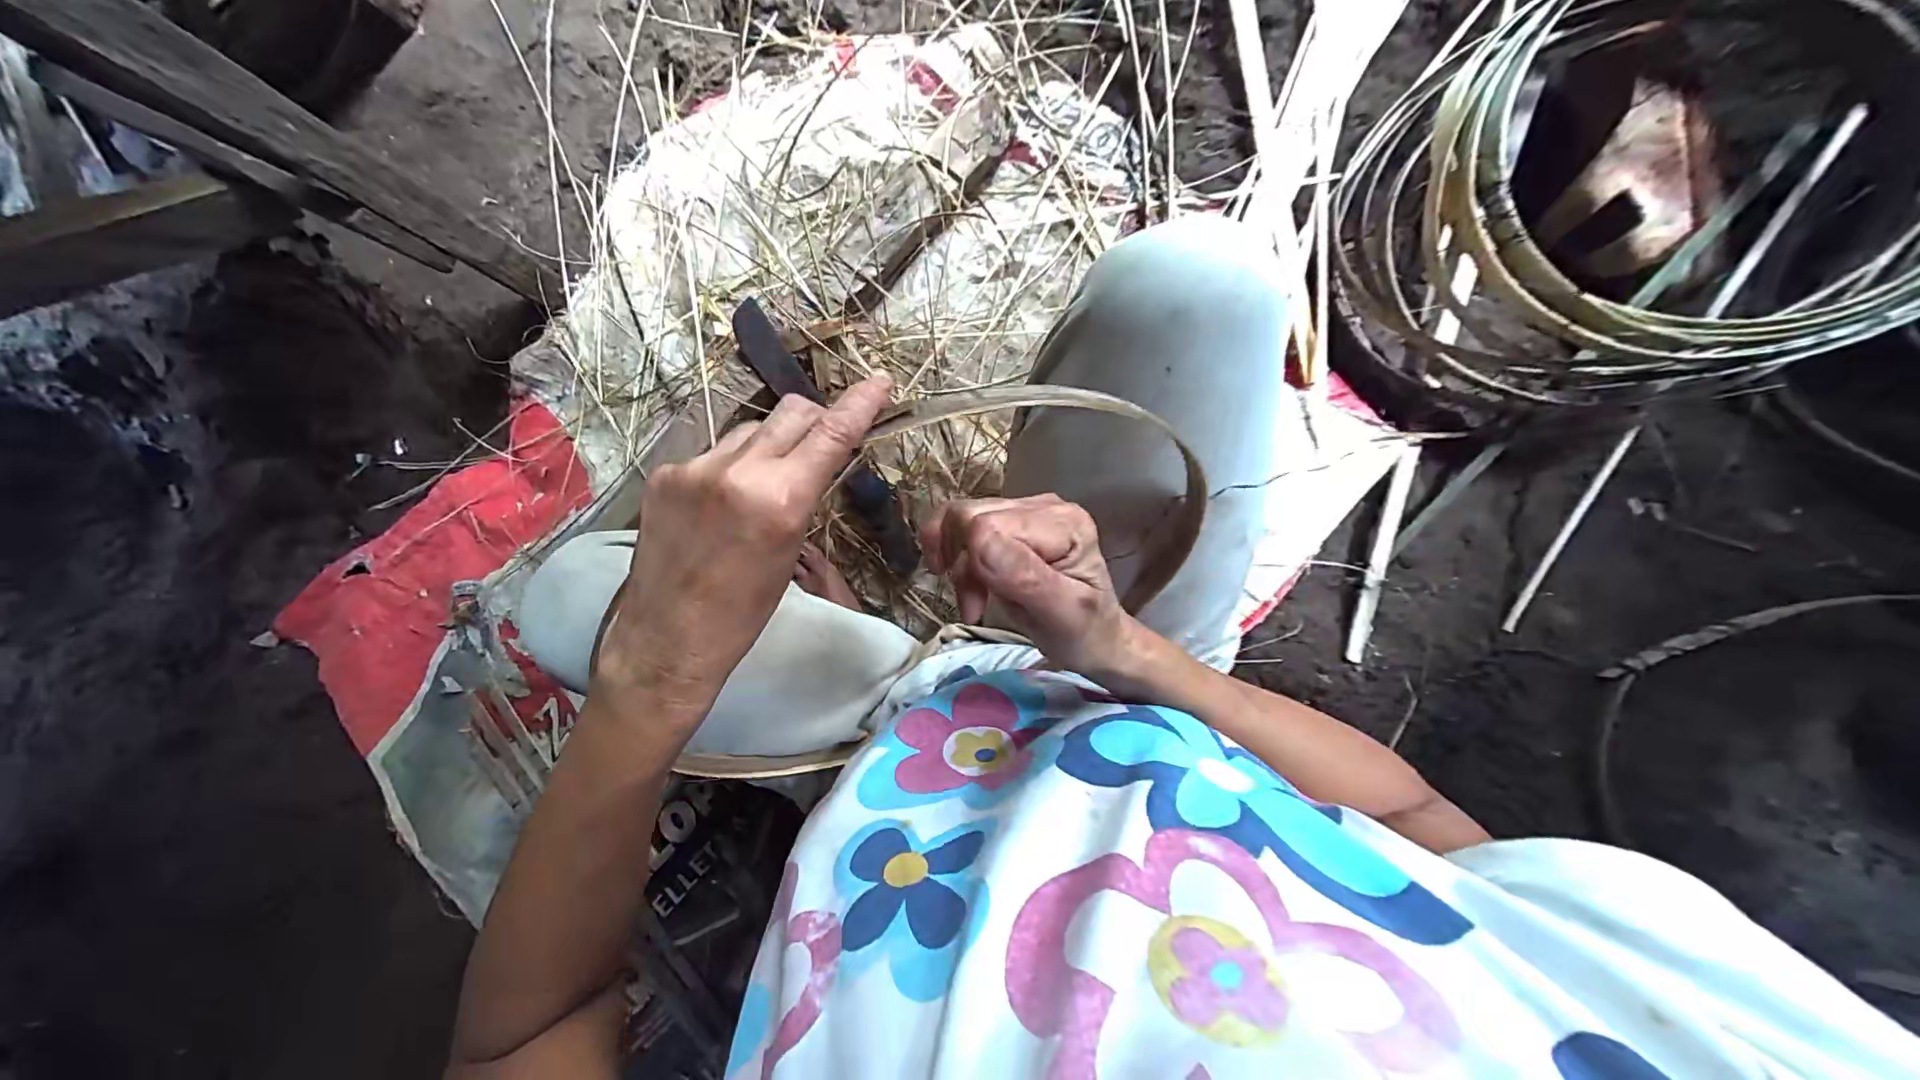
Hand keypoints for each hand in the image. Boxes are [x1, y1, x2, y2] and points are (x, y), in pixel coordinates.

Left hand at [594, 375, 893, 709]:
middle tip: (824, 436)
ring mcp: (694, 468)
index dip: (861, 403)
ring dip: (771, 442)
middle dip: (815, 419)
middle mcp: (737, 471)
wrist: (668, 638)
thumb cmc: (744, 612)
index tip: (880, 381)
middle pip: (791, 413)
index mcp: (780, 499)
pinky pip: (713, 451)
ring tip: (767, 479)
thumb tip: (813, 460)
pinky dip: (731, 464)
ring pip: (751, 428)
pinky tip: (724, 498)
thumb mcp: (790, 550)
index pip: (831, 433)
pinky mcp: (665, 473)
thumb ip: (802, 495)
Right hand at [920, 494, 1142, 675]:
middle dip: (960, 564)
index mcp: (1064, 524)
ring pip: (960, 519)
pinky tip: (966, 579)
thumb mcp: (1062, 614)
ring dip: (956, 563)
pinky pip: (964, 525)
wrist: (1096, 637)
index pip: (988, 526)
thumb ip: (1025, 578)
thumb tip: (979, 542)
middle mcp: (1045, 506)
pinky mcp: (1011, 520)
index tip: (978, 607)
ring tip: (974, 600)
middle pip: (969, 516)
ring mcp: (1027, 510)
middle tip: (974, 605)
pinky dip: (955, 555)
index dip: (971, 565)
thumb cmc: (1083, 632)